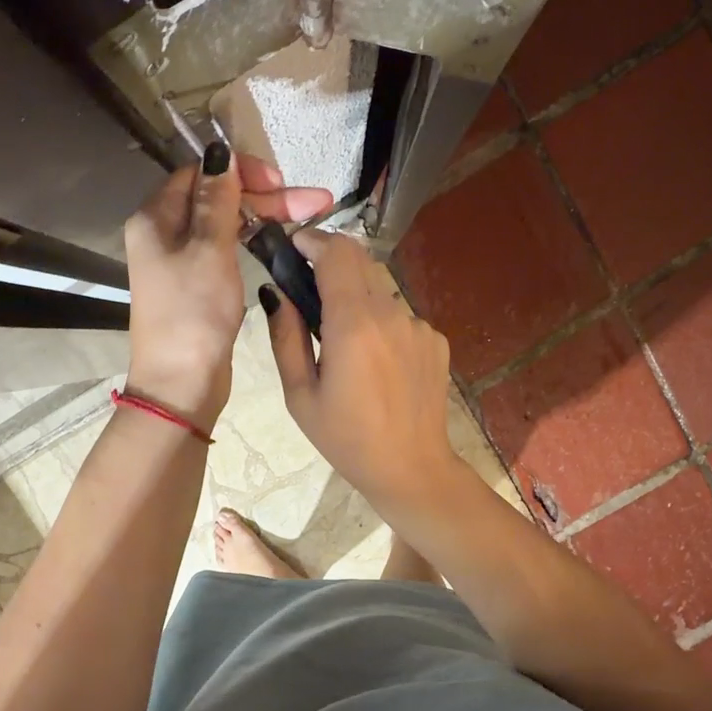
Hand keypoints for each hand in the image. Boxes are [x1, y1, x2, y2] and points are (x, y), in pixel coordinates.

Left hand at [123, 144, 331, 430]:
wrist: (182, 384)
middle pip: (216, 200)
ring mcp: (181, 264)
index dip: (239, 171)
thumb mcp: (209, 251)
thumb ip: (217, 201)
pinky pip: (227, 252)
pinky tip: (281, 242)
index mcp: (155, 219)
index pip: (198, 174)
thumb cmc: (193, 315)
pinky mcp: (199, 288)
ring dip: (264, 218)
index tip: (279, 180)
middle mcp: (163, 236)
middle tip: (312, 202)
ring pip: (226, 226)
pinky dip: (253, 243)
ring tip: (309, 216)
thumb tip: (219, 152)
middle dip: (264, 197)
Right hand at [265, 230, 459, 508]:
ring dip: (358, 297)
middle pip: (361, 261)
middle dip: (332, 263)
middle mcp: (391, 314)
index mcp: (353, 325)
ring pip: (381, 289)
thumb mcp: (301, 396)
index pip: (337, 253)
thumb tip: (275, 292)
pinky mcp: (436, 340)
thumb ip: (286, 337)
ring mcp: (419, 326)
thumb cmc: (346, 440)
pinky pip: (401, 316)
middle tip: (310, 288)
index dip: (313, 241)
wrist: (411, 469)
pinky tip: (376, 363)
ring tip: (345, 340)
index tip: (295, 247)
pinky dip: (382, 324)